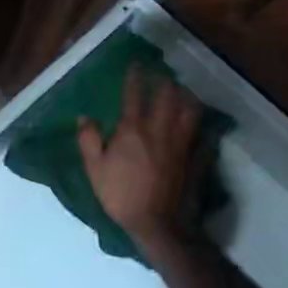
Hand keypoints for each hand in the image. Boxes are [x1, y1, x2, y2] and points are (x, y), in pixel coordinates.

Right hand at [77, 65, 202, 248]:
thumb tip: (84, 117)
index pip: (135, 95)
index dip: (135, 76)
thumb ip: (89, 140)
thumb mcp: (95, 169)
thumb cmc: (120, 195)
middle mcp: (159, 130)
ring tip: (183, 91)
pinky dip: (202, 126)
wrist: (156, 223)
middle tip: (162, 73)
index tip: (136, 64)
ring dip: (186, 97)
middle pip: (167, 96)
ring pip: (189, 111)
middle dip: (165, 80)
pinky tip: (201, 124)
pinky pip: (202, 135)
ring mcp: (180, 143)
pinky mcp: (193, 158)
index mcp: (133, 130)